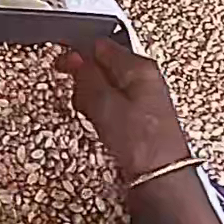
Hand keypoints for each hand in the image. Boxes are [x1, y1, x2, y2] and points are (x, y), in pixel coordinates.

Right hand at [55, 40, 191, 179]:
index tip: (62, 66)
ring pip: (106, 87)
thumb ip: (87, 77)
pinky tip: (101, 126)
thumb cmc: (141, 142)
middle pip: (103, 66)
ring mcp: (143, 97)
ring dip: (91, 98)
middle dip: (85, 80)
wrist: (161, 177)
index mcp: (140, 68)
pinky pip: (112, 105)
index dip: (78, 54)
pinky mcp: (140, 116)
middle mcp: (145, 78)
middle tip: (80, 98)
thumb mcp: (104, 105)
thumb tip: (73, 57)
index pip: (101, 46)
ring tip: (92, 116)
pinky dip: (101, 112)